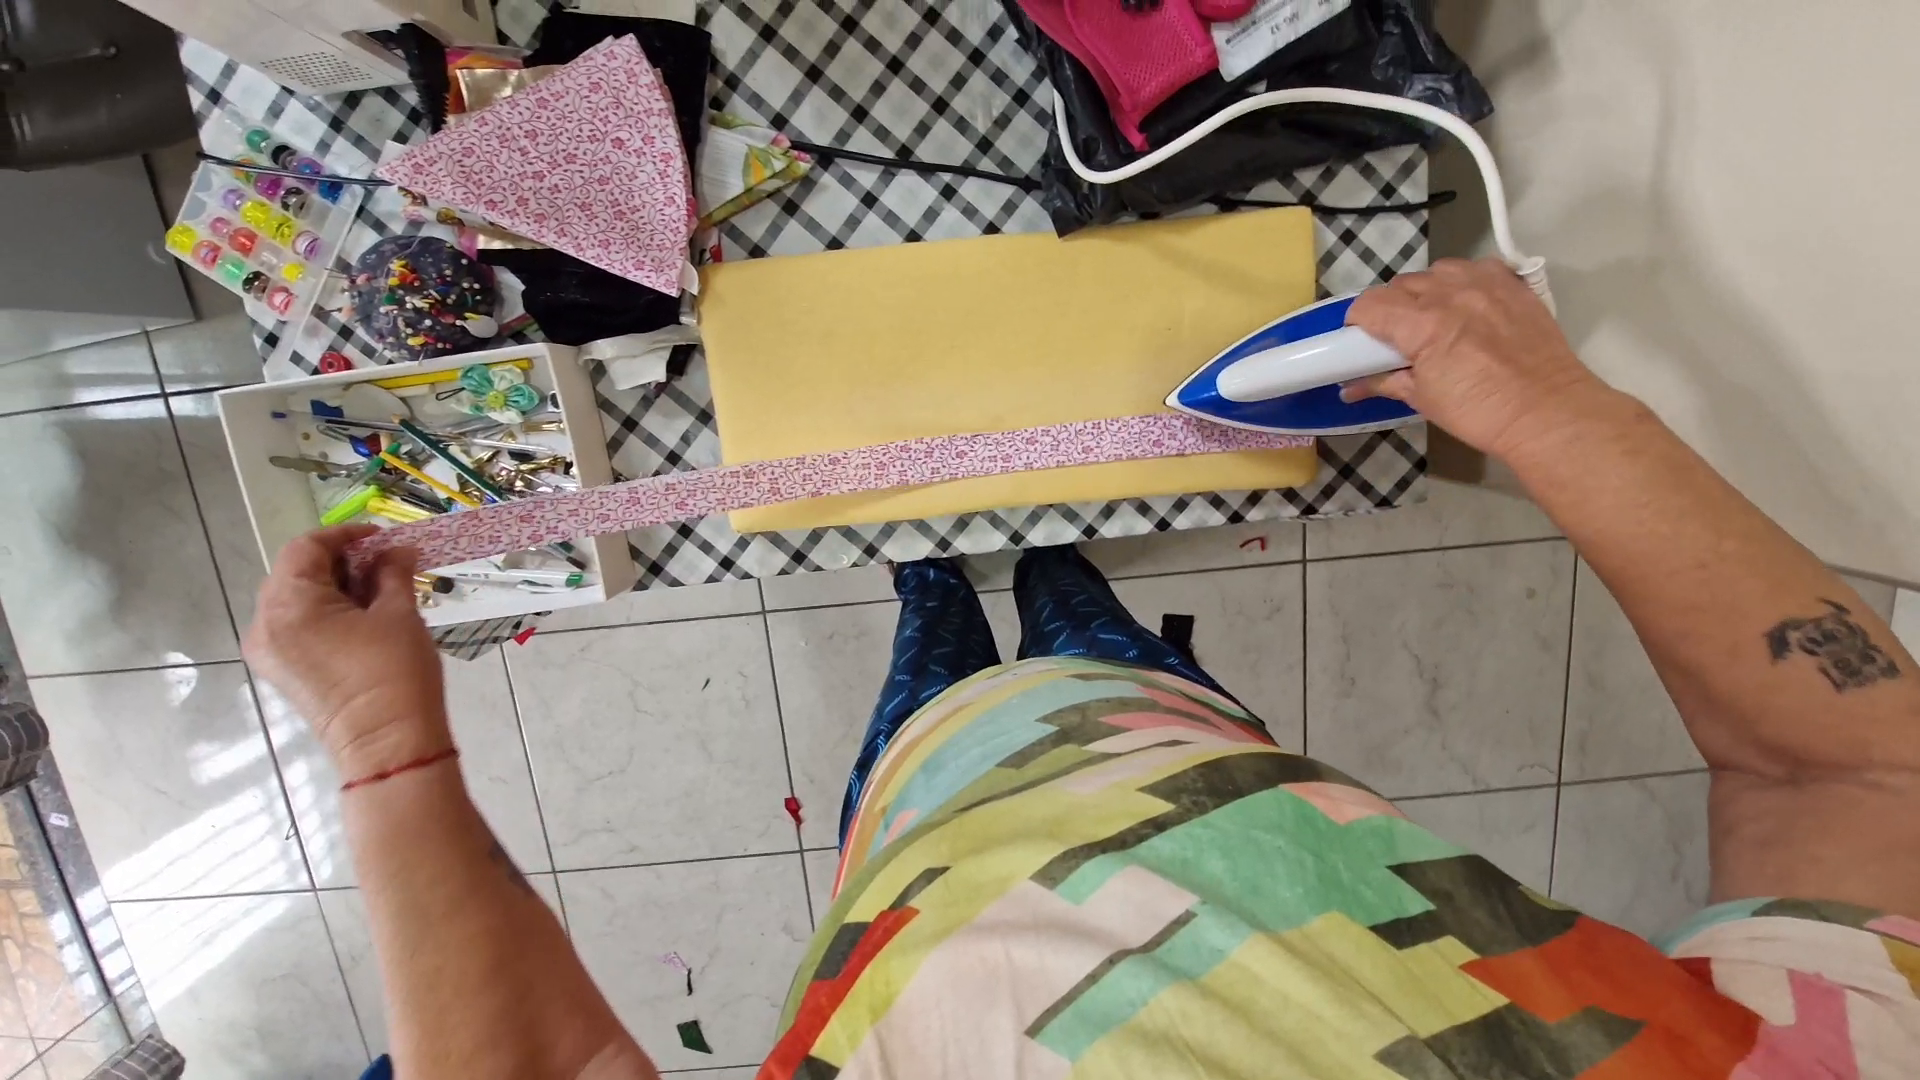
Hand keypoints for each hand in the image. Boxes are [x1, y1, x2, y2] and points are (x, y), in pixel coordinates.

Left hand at [243, 524, 450, 778]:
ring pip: (296, 600)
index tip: (384, 538)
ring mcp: (269, 651)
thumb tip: (397, 550)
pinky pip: (298, 626)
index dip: (347, 535)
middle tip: (388, 564)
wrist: (387, 740)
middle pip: (296, 573)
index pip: (306, 548)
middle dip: (342, 562)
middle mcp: (264, 624)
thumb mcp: (399, 613)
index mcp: (288, 604)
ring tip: (382, 592)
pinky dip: (328, 612)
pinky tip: (365, 619)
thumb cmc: (395, 671)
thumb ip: (392, 573)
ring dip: (336, 587)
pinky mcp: (283, 670)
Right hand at [1341, 258, 1615, 459]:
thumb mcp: (1422, 399)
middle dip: (1389, 307)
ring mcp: (1487, 285)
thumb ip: (1383, 382)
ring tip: (1430, 317)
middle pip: (1401, 285)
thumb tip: (1350, 387)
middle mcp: (1452, 295)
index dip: (1357, 321)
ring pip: (1437, 271)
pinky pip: (1476, 268)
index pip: (1370, 304)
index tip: (1359, 339)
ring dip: (1425, 290)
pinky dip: (1462, 281)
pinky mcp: (1514, 286)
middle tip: (1393, 337)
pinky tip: (1464, 304)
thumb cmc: (1477, 412)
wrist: (1546, 412)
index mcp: (1423, 325)